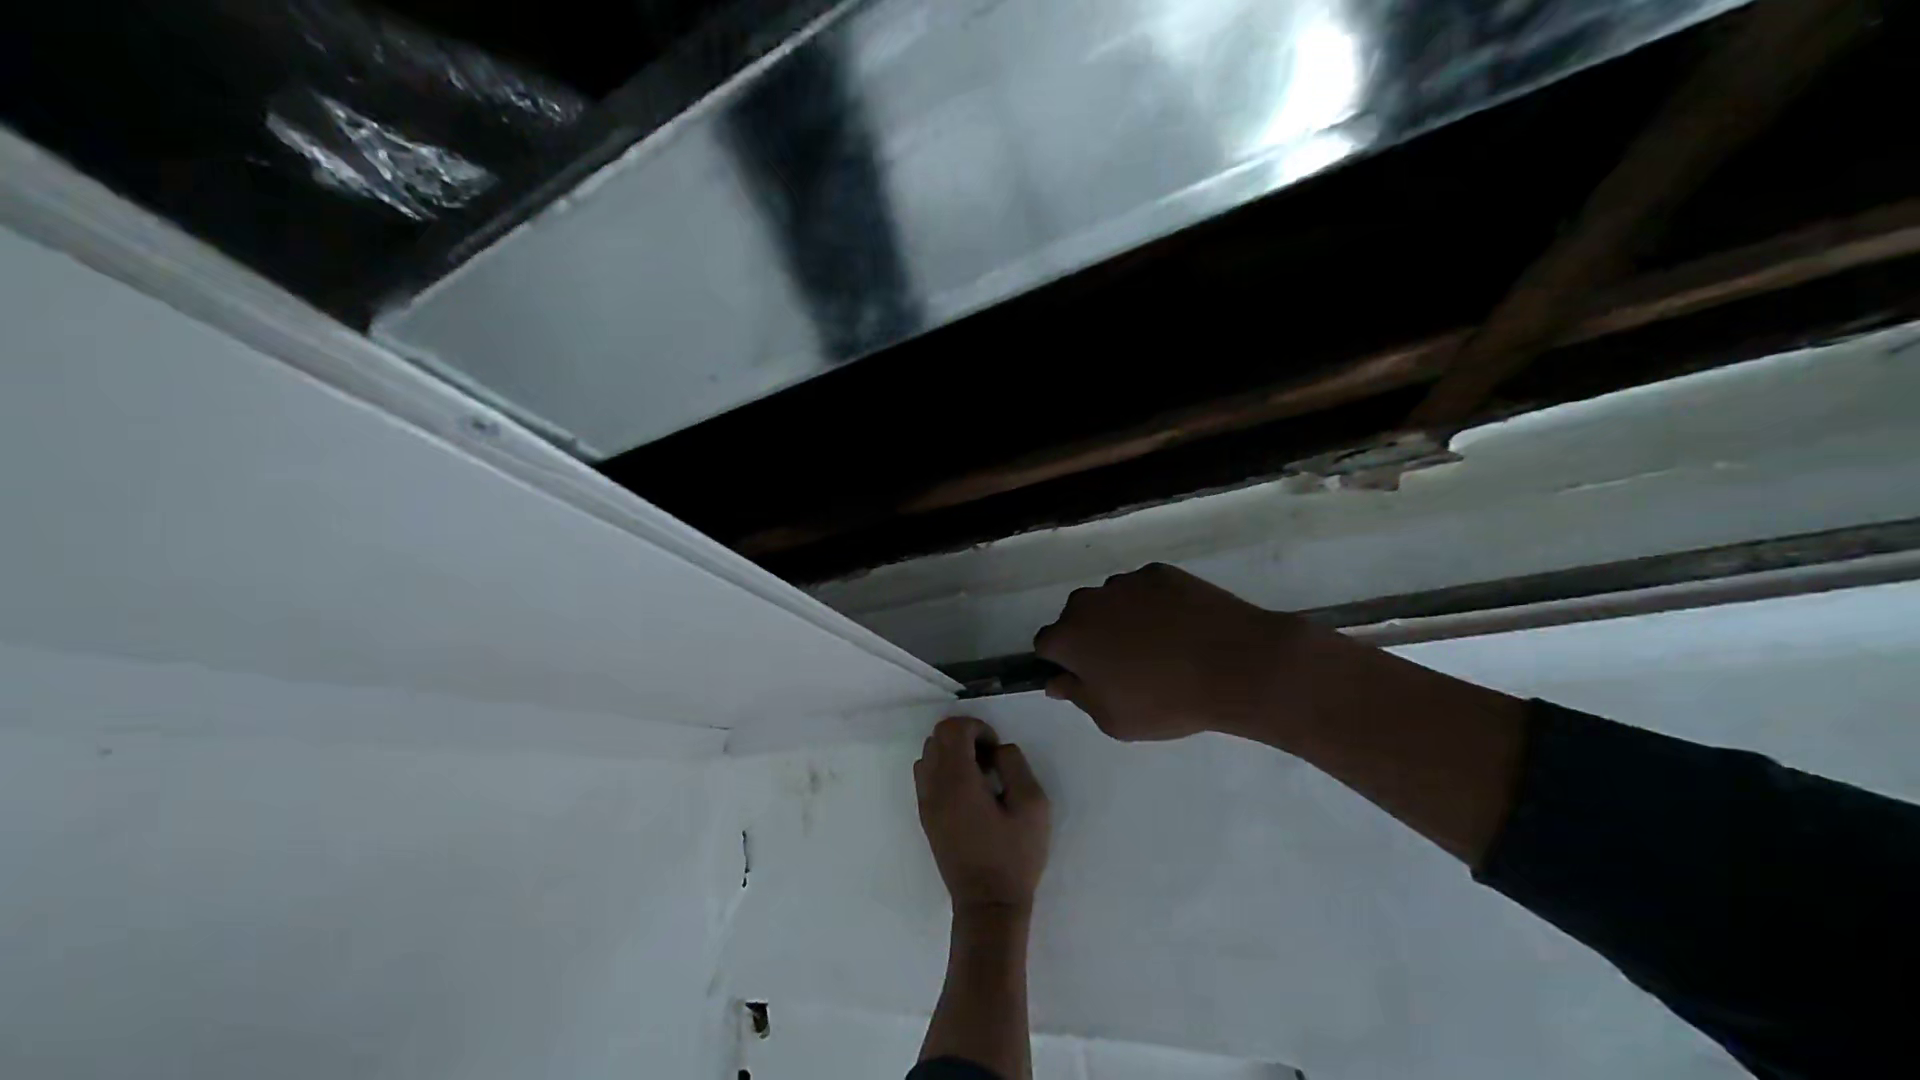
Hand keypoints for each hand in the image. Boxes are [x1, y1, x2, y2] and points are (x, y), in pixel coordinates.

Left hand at [914, 716, 1050, 912]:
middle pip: (936, 736)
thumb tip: (998, 750)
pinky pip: (926, 775)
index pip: (952, 729)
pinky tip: (968, 791)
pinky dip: (944, 769)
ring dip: (952, 752)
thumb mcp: (1032, 805)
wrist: (988, 904)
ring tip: (979, 774)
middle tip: (990, 759)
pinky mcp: (926, 816)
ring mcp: (925, 802)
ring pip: (928, 754)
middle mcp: (934, 787)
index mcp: (957, 781)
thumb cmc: (1014, 857)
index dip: (977, 727)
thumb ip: (1015, 765)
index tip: (996, 748)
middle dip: (965, 736)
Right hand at [1032, 563, 1304, 741]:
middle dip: (1090, 638)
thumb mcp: (1113, 719)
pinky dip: (1153, 605)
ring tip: (1159, 647)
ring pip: (1110, 602)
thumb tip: (1056, 681)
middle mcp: (1088, 602)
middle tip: (1124, 666)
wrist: (1236, 665)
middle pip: (1076, 619)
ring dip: (1121, 620)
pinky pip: (1143, 590)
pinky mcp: (1159, 573)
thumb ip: (1077, 696)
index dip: (1062, 663)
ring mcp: (1126, 583)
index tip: (1087, 678)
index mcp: (1069, 638)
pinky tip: (1181, 628)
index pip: (1046, 645)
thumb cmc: (1166, 702)